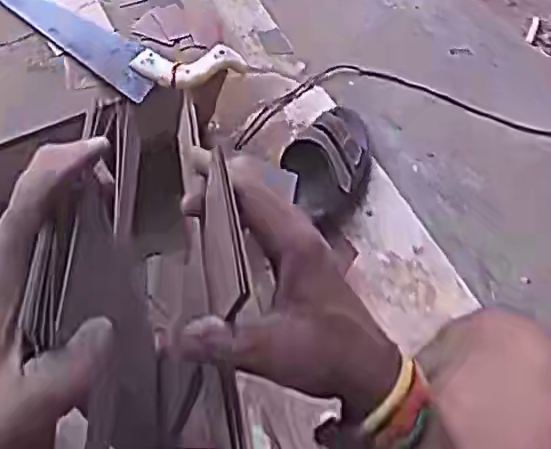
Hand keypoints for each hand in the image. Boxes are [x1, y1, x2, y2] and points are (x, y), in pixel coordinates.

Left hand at [0, 139, 115, 448]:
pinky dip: (61, 210)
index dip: (66, 160)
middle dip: (75, 169)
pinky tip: (84, 237)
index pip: (32, 190)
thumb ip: (68, 370)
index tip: (100, 148)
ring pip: (34, 201)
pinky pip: (33, 223)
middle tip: (114, 189)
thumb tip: (108, 328)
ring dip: (69, 187)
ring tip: (107, 205)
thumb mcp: (18, 402)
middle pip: (35, 183)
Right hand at [177, 149, 401, 417]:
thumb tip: (176, 339)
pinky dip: (248, 204)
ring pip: (267, 198)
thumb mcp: (272, 352)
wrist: (373, 374)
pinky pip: (273, 212)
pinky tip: (233, 218)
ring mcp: (308, 239)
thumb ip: (224, 342)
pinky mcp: (307, 252)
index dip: (216, 187)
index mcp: (294, 243)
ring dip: (236, 191)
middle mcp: (302, 232)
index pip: (251, 196)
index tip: (187, 199)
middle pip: (259, 188)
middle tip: (190, 176)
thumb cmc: (328, 355)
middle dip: (222, 179)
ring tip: (204, 191)